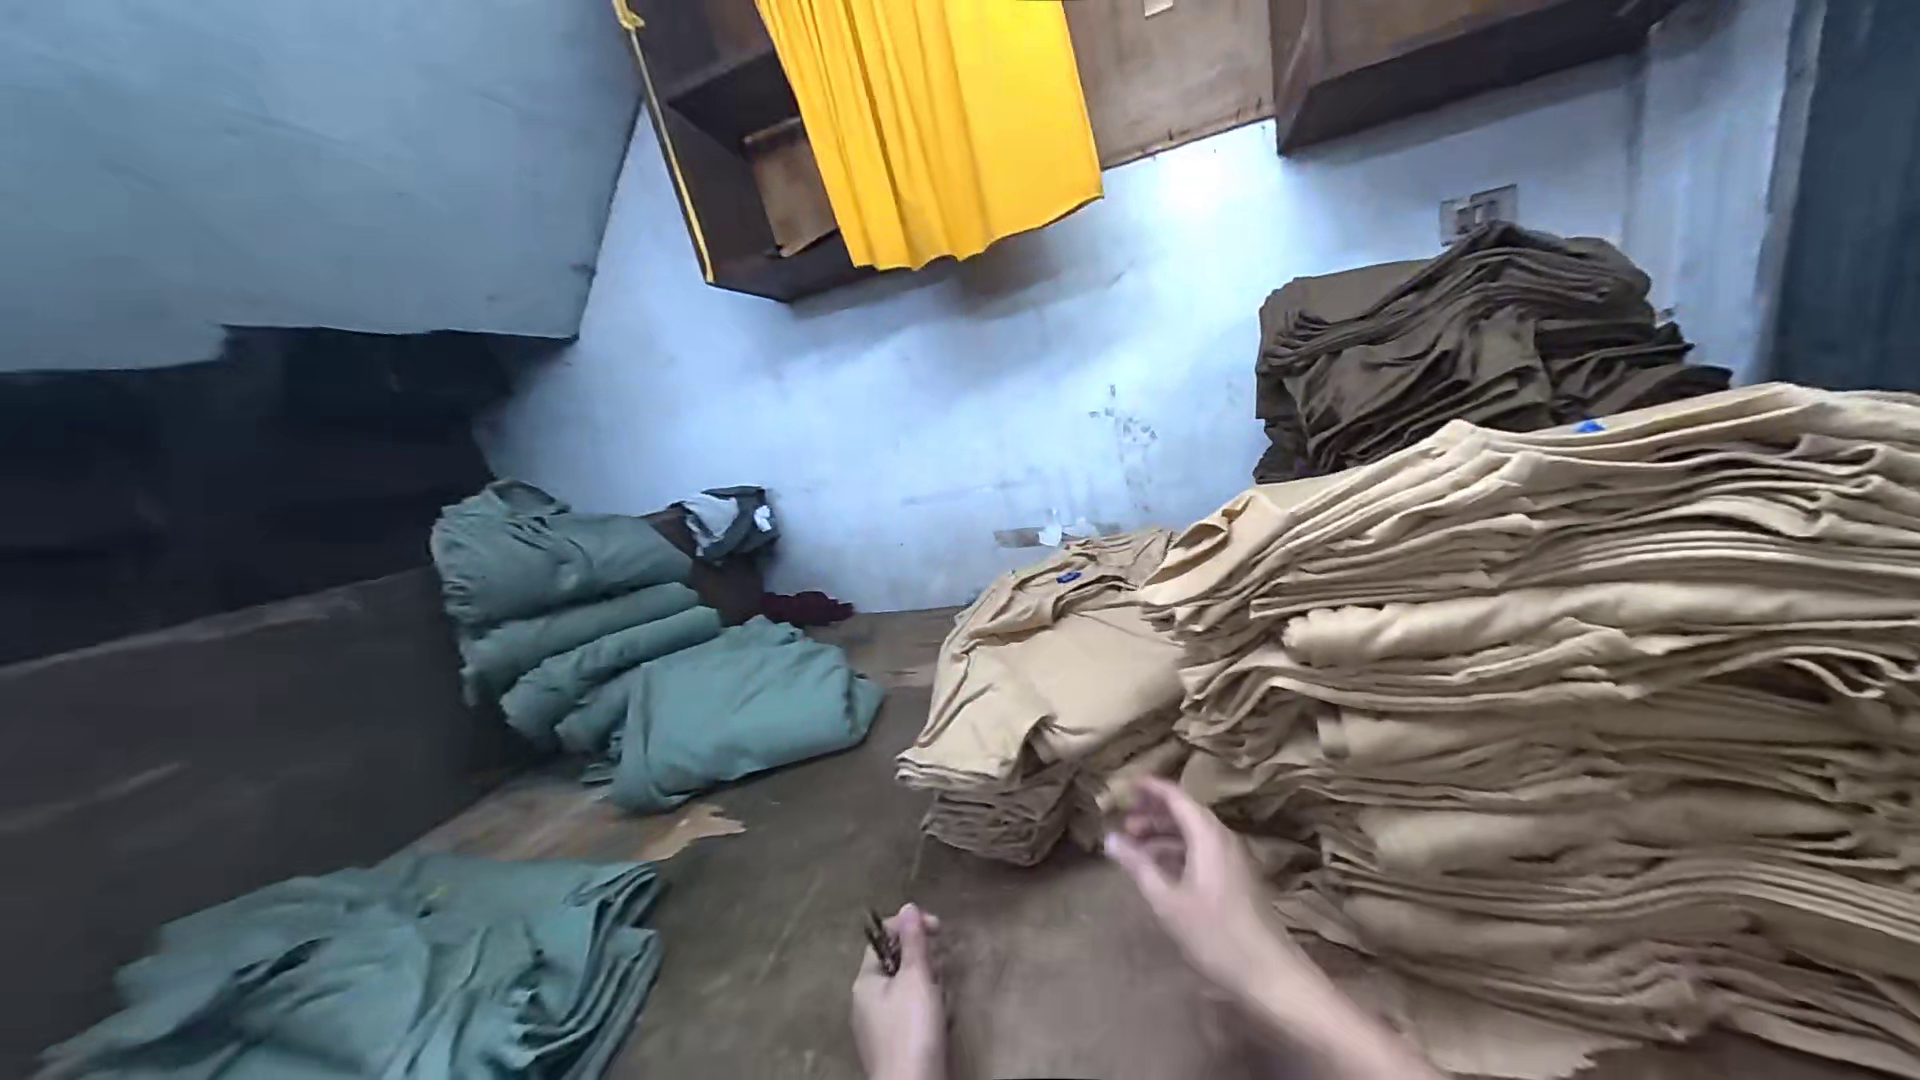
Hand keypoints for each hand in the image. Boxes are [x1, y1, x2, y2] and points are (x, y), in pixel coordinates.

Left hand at [851, 903, 944, 1079]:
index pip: (883, 935)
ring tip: (940, 1001)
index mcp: (865, 980)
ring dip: (929, 986)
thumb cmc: (912, 1029)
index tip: (937, 928)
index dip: (910, 925)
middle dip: (923, 960)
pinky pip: (912, 1013)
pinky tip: (940, 1021)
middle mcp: (866, 1001)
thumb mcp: (916, 977)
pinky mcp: (894, 1046)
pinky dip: (927, 1010)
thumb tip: (908, 907)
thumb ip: (914, 940)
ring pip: (908, 988)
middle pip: (897, 961)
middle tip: (938, 970)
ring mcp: (879, 1026)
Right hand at [1103, 776, 1324, 1006]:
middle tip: (1124, 823)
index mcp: (1207, 835)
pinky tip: (1160, 870)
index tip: (1125, 785)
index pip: (1175, 796)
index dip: (1150, 788)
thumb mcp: (1167, 900)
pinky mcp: (1236, 879)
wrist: (1272, 976)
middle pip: (1184, 812)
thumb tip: (1110, 838)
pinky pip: (1201, 850)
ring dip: (1163, 834)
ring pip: (1192, 833)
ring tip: (1135, 847)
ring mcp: (1232, 859)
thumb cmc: (1215, 934)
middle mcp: (1222, 838)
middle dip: (1152, 814)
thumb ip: (1138, 865)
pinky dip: (1177, 851)